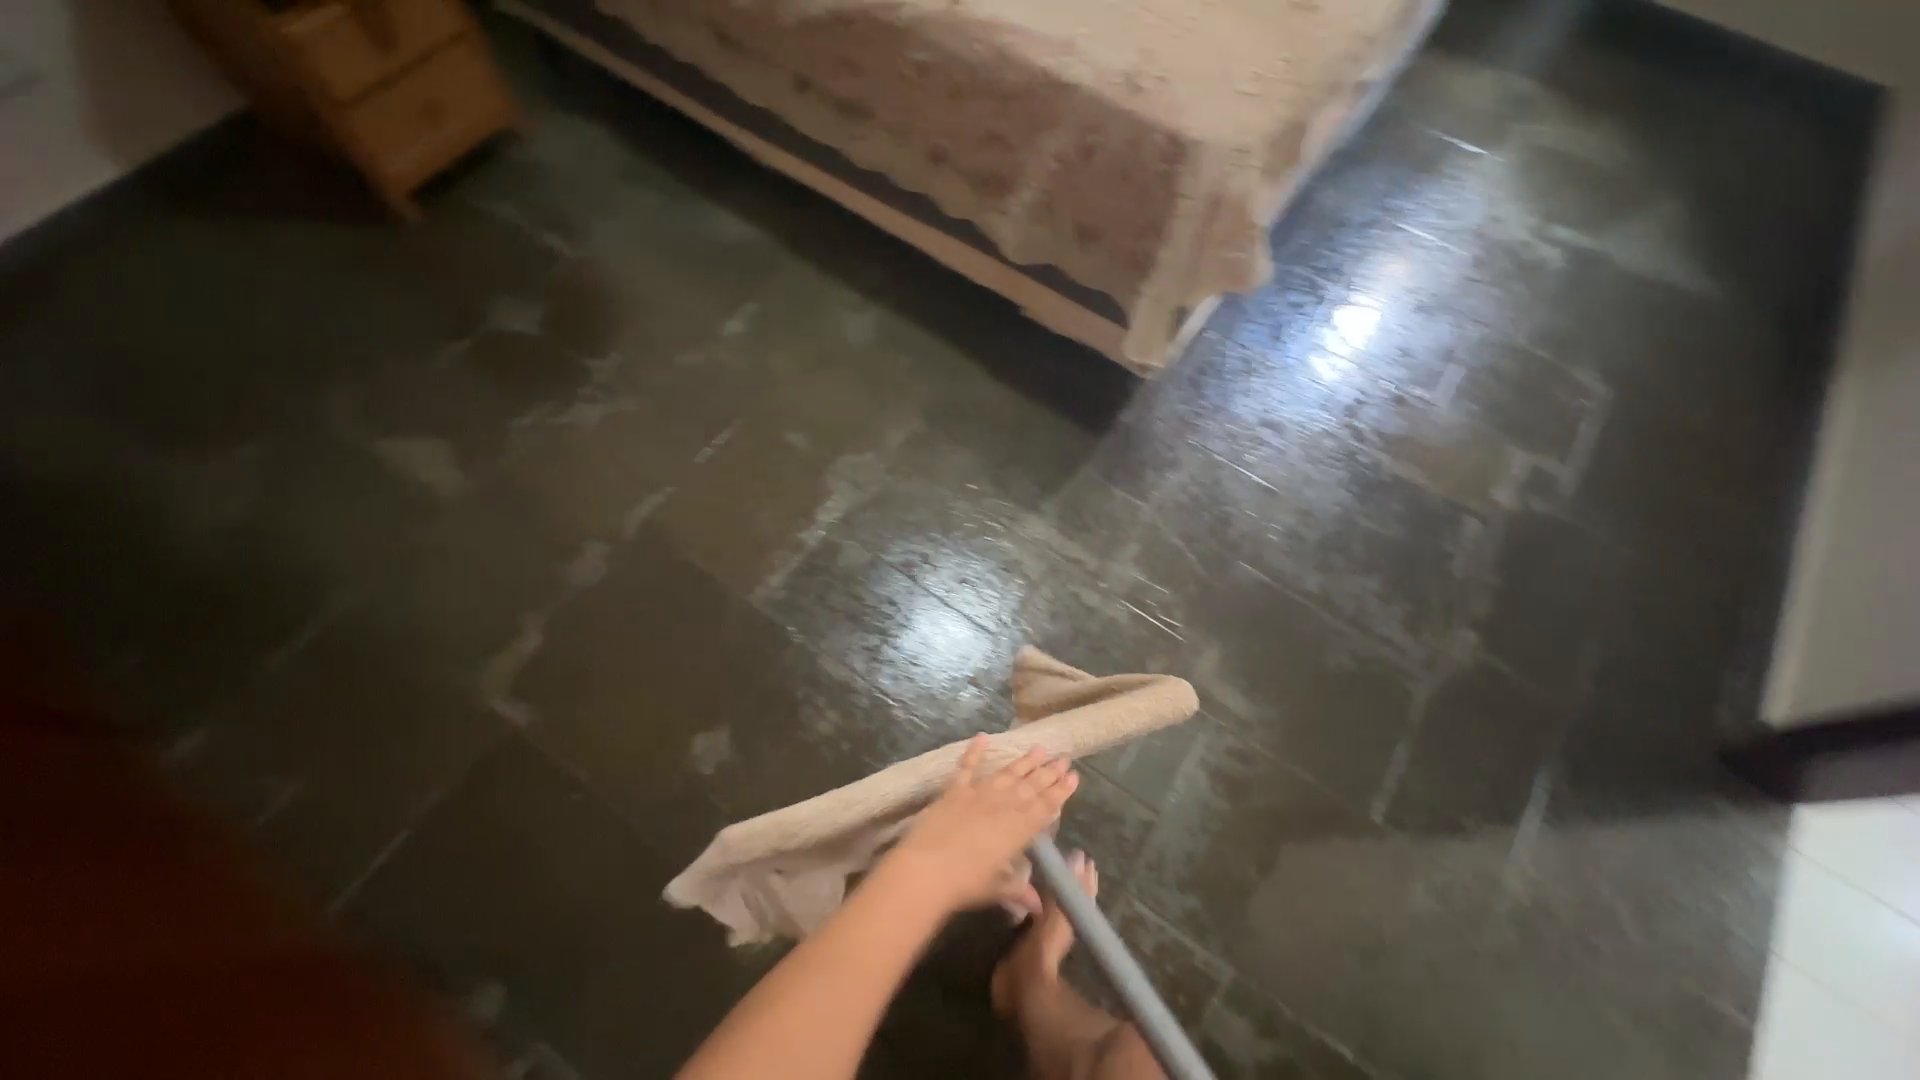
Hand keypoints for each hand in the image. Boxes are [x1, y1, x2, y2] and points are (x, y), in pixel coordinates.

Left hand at [882, 736, 1078, 915]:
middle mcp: (1004, 806)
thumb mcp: (997, 889)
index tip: (1074, 776)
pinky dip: (975, 751)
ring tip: (1039, 748)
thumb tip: (1038, 906)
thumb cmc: (966, 884)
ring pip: (1007, 773)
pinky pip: (967, 767)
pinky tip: (983, 736)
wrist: (928, 869)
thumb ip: (1018, 891)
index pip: (1046, 806)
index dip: (1061, 791)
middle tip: (1064, 757)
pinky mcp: (954, 791)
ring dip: (1024, 761)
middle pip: (1032, 786)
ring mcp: (979, 794)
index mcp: (1020, 829)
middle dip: (1049, 772)